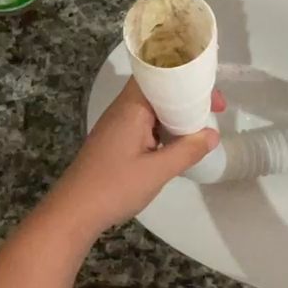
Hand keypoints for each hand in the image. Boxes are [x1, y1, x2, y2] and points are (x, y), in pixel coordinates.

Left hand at [40, 80, 221, 237]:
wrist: (73, 212)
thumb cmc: (114, 187)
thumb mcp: (157, 171)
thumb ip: (187, 151)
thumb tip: (212, 135)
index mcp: (131, 108)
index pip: (160, 75)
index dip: (189, 80)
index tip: (213, 99)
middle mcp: (123, 109)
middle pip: (159, 90)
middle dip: (187, 98)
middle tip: (215, 111)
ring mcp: (117, 125)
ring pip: (152, 109)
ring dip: (176, 115)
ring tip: (201, 127)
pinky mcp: (115, 140)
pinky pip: (144, 124)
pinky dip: (164, 128)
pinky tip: (177, 144)